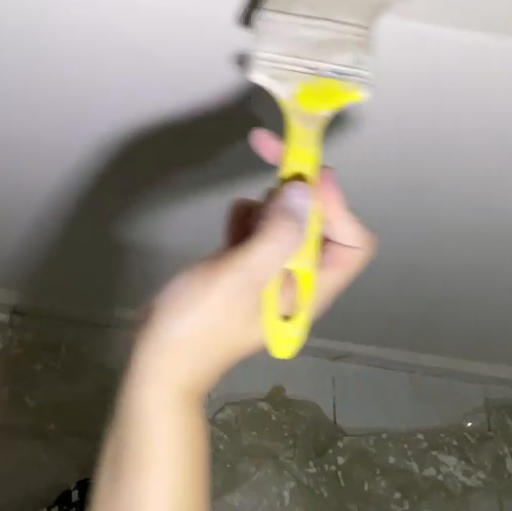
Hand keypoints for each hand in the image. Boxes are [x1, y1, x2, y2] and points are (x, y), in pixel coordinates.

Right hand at [130, 127, 376, 400]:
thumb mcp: (240, 275)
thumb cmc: (200, 322)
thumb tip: (304, 190)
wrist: (159, 359)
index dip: (337, 204)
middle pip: (320, 227)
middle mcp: (297, 283)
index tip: (306, 175)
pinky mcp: (242, 272)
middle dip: (300, 191)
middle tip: (270, 151)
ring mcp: (269, 277)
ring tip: (245, 206)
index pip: (352, 243)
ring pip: (288, 226)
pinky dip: (250, 218)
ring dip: (271, 204)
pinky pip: (259, 235)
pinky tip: (232, 217)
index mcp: (310, 291)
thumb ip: (277, 233)